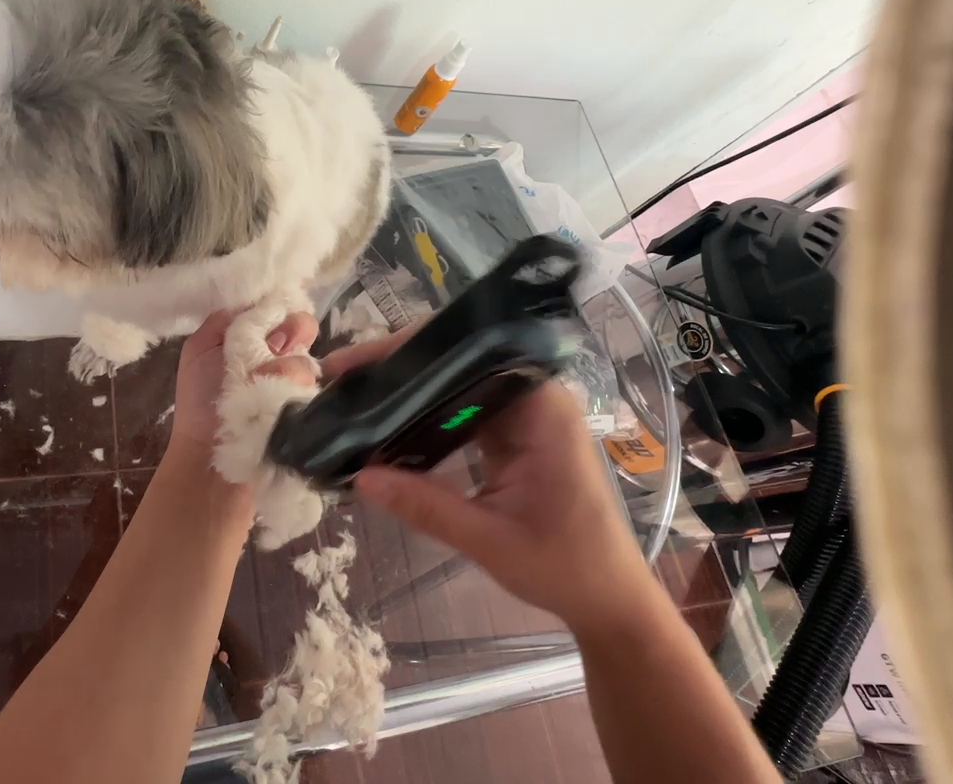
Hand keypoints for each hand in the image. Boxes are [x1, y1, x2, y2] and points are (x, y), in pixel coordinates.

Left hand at [163, 307, 319, 468]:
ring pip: (307, 353)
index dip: (279, 305)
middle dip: (294, 328)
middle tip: (276, 344)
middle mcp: (278, 355)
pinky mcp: (307, 404)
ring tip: (266, 383)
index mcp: (251, 338)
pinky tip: (280, 396)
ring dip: (287, 364)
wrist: (211, 454)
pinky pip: (312, 381)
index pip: (278, 308)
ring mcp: (295, 381)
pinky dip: (294, 383)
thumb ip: (226, 318)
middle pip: (302, 324)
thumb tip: (260, 302)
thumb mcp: (200, 348)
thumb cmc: (201, 400)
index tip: (273, 311)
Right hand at [328, 328, 656, 633]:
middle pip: (457, 362)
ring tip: (355, 393)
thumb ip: (426, 506)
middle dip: (399, 365)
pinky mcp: (514, 434)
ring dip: (408, 388)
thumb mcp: (489, 540)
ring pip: (455, 383)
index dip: (410, 351)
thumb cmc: (566, 568)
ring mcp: (524, 415)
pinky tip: (387, 421)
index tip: (360, 361)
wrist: (610, 601)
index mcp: (540, 408)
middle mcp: (534, 399)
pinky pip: (461, 410)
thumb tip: (361, 477)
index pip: (467, 356)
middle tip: (342, 376)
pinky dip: (425, 414)